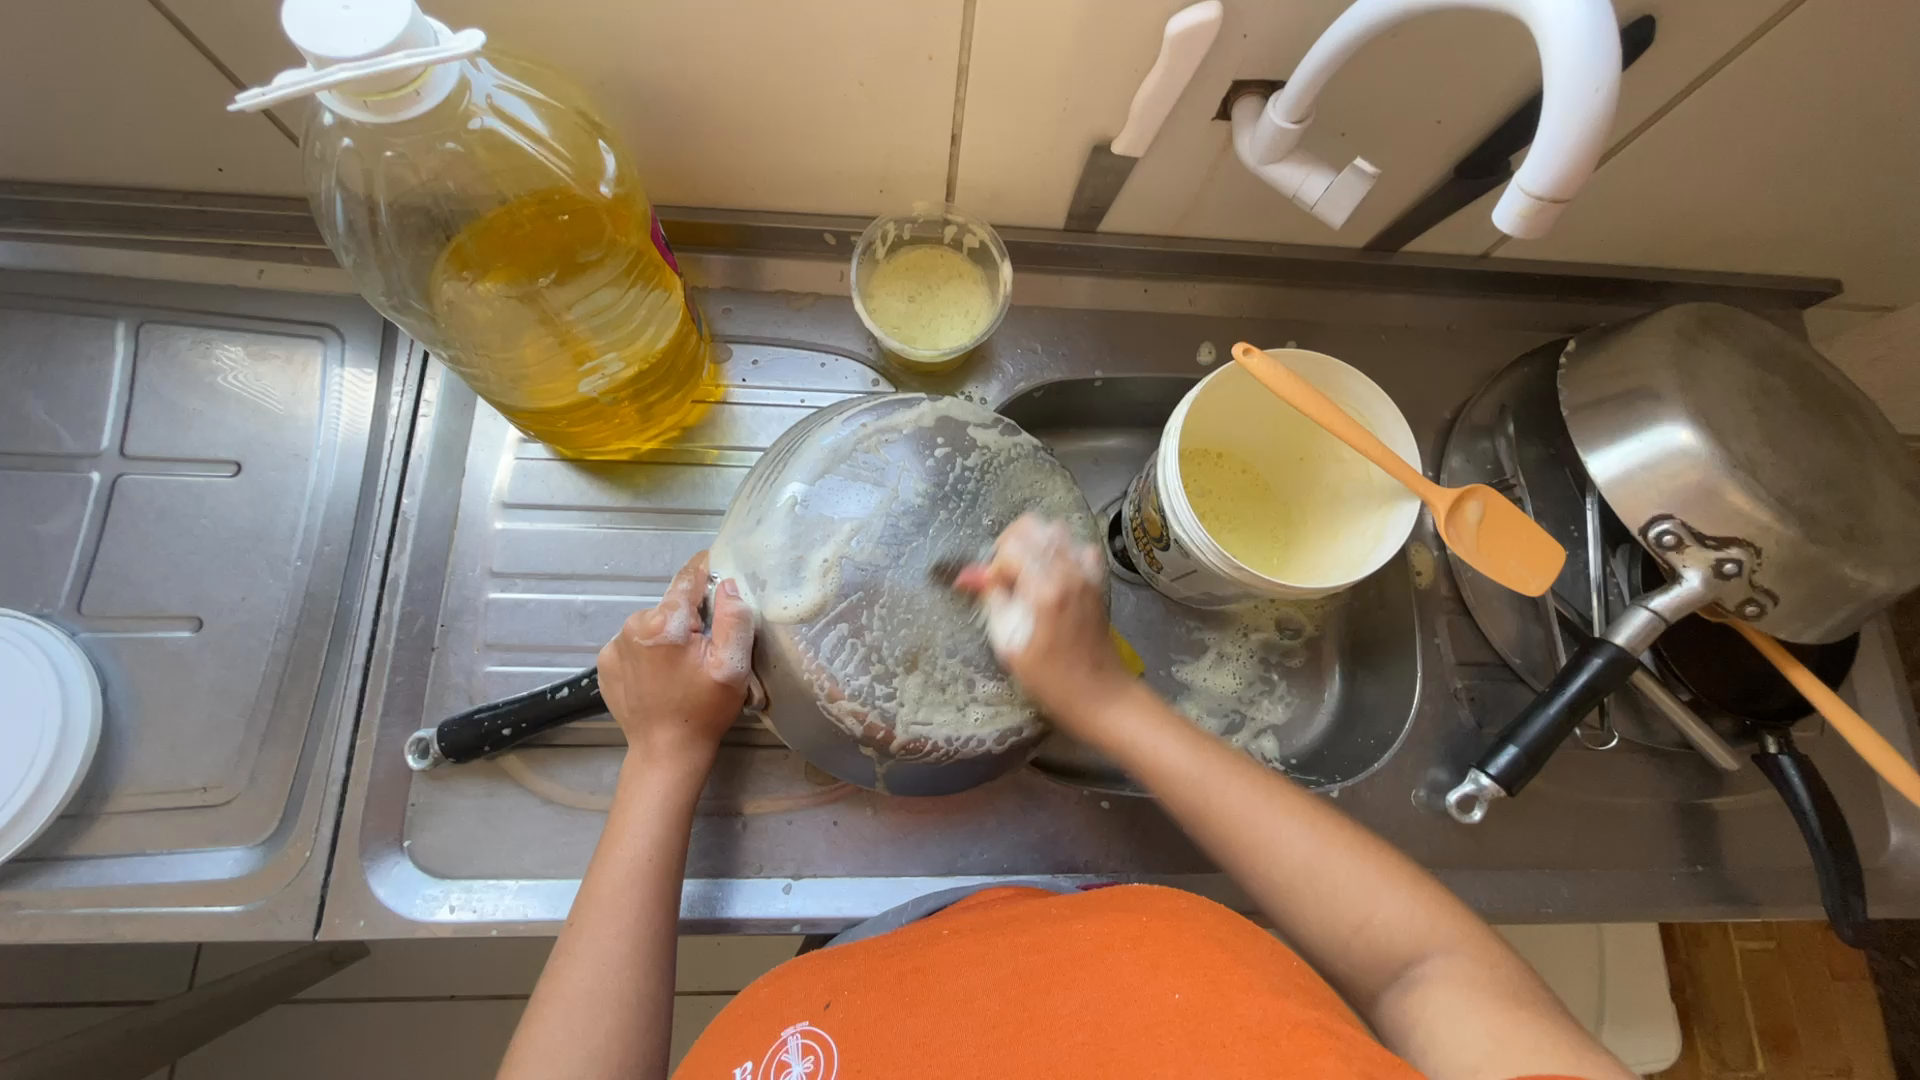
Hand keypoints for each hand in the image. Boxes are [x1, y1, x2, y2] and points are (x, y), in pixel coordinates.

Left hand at [597, 552, 754, 770]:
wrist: (665, 752)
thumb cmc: (704, 710)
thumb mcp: (733, 666)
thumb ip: (734, 619)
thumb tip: (728, 585)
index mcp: (665, 623)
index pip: (688, 576)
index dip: (709, 569)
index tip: (723, 570)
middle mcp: (633, 625)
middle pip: (672, 602)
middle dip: (692, 615)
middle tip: (710, 644)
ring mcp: (614, 645)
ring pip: (654, 622)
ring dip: (671, 633)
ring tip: (685, 664)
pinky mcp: (606, 662)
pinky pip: (636, 641)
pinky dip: (652, 650)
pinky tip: (663, 674)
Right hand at [954, 514, 1132, 726]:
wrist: (1100, 694)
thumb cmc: (1050, 679)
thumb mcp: (1009, 646)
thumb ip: (992, 602)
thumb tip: (969, 576)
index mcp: (1044, 590)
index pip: (1010, 547)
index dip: (995, 566)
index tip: (994, 592)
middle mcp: (1068, 572)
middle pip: (1031, 526)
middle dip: (1010, 546)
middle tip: (1006, 577)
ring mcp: (1087, 573)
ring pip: (1055, 529)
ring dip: (1035, 543)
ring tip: (1027, 573)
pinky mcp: (1097, 579)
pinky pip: (1079, 545)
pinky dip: (1062, 551)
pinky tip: (1053, 574)